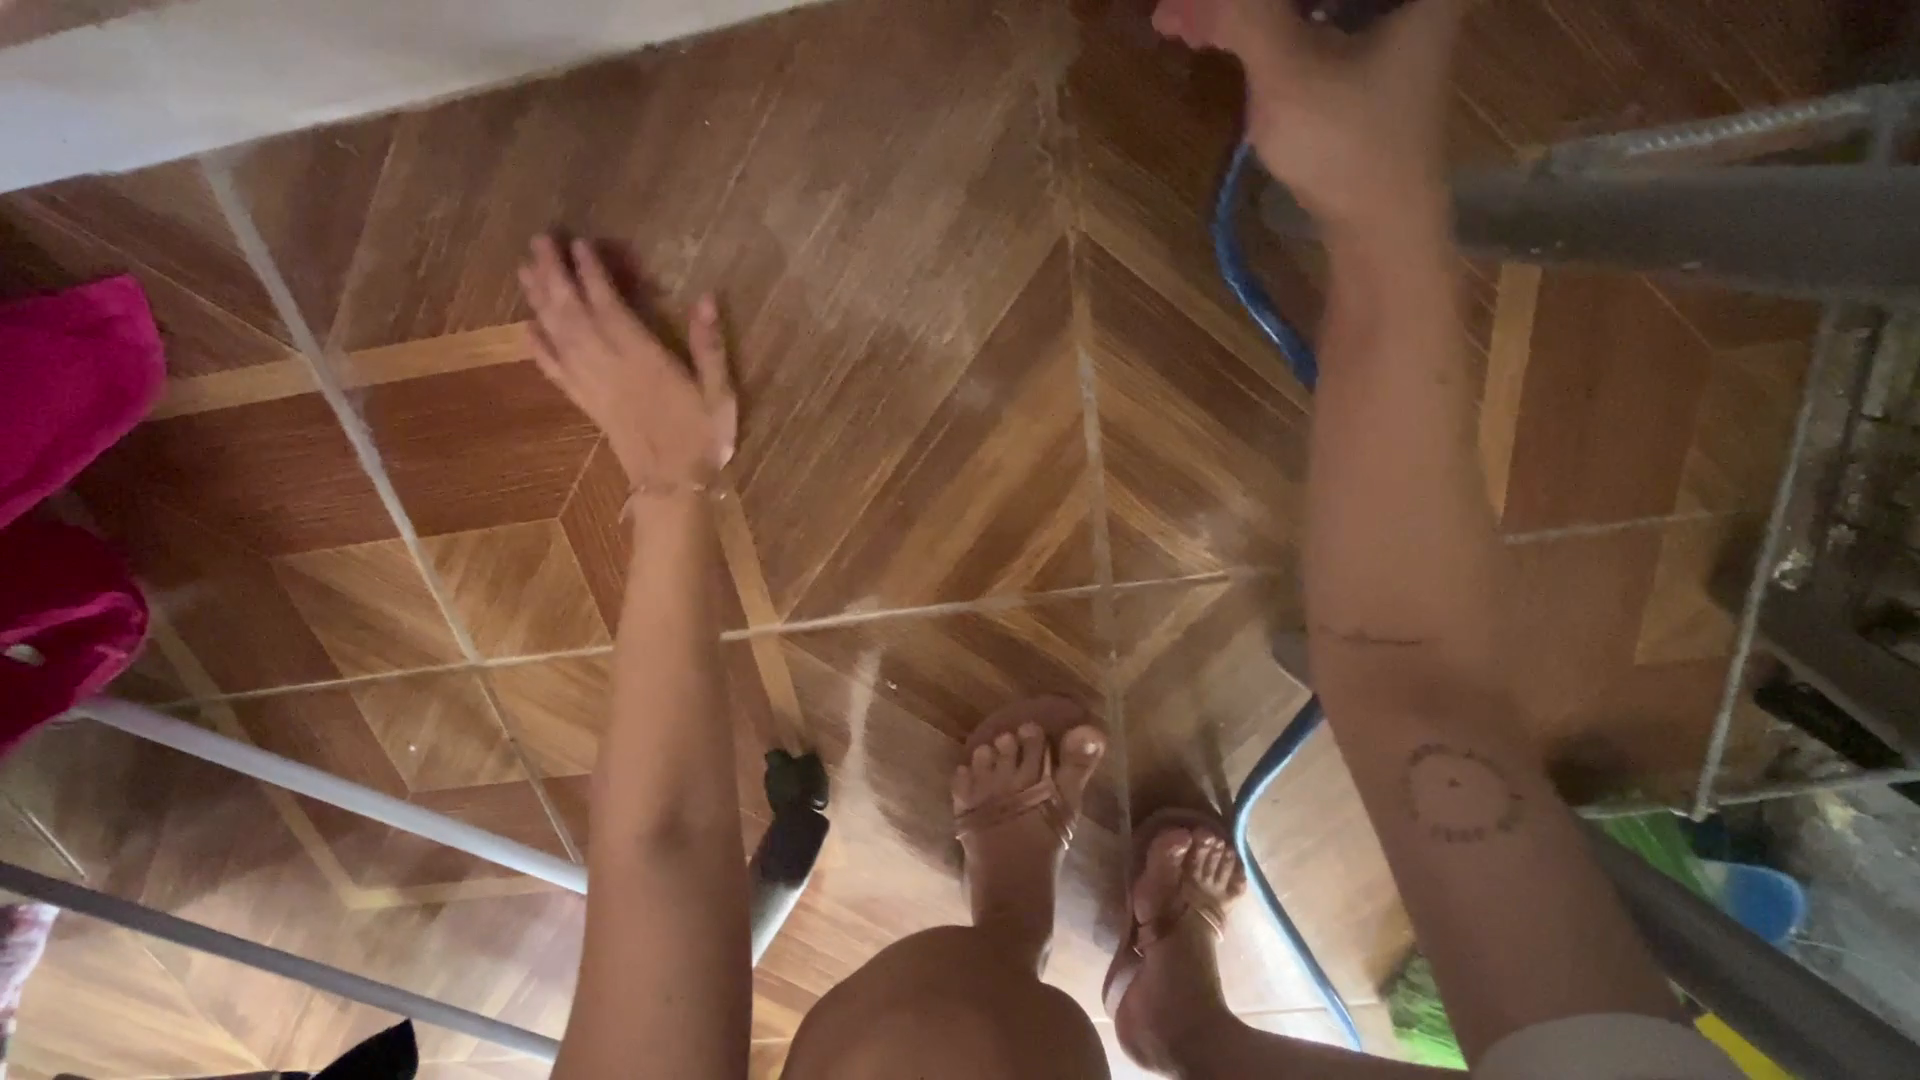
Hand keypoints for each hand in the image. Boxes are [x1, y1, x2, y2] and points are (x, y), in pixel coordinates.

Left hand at [517, 235, 737, 495]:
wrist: (672, 485)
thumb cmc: (701, 437)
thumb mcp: (718, 393)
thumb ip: (710, 347)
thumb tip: (706, 298)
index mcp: (643, 359)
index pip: (608, 306)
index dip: (592, 272)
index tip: (580, 243)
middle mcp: (609, 365)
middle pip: (573, 312)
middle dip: (554, 275)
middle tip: (538, 240)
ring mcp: (592, 385)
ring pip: (557, 334)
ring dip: (539, 300)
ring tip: (526, 268)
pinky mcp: (586, 403)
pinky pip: (554, 370)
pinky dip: (537, 346)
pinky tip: (526, 326)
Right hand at [1153, 0, 1463, 235]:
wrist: (1381, 223)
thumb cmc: (1345, 144)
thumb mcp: (1289, 72)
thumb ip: (1245, 13)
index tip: (1185, 3)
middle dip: (1236, 1)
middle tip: (1174, 14)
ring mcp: (1383, 25)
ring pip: (1301, 6)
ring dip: (1241, 12)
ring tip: (1182, 27)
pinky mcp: (1363, 59)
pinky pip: (1304, 23)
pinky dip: (1260, 29)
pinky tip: (1220, 40)